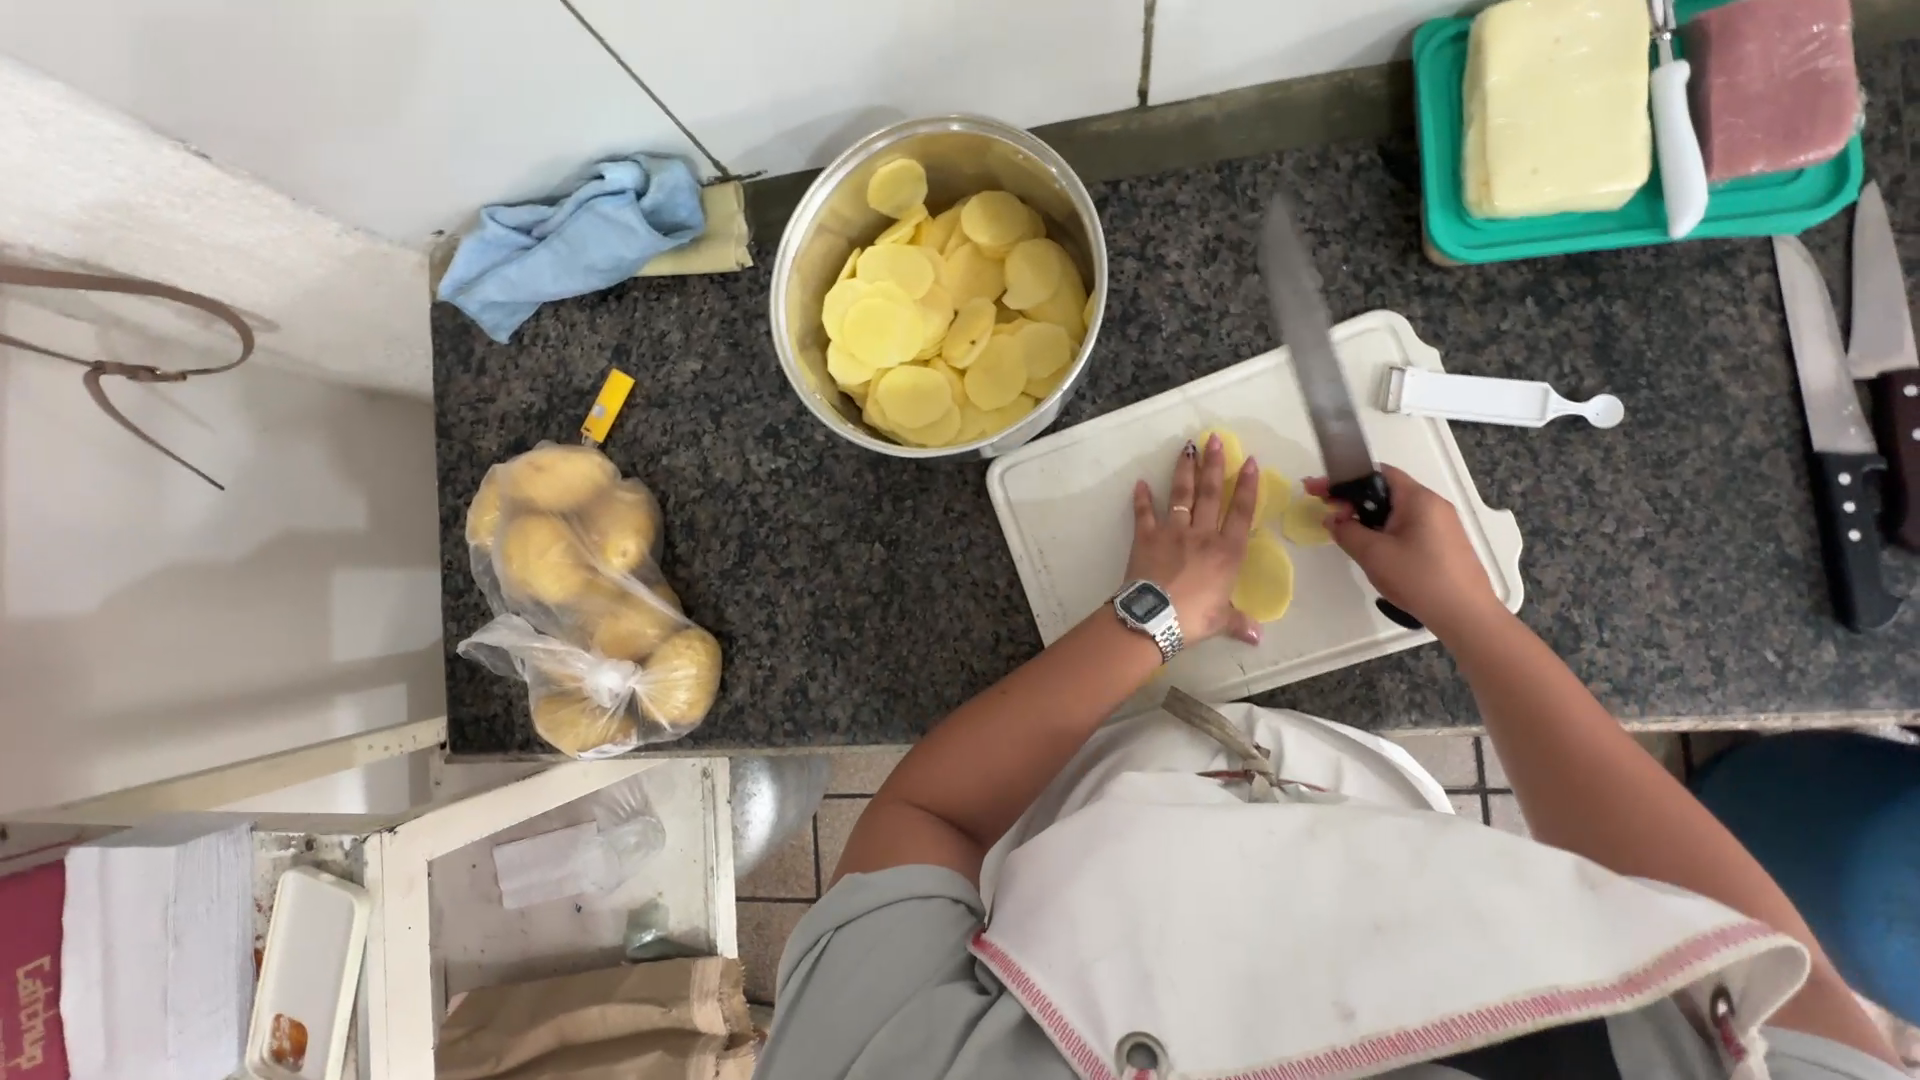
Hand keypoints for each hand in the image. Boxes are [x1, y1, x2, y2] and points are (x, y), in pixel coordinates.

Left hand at [1126, 435, 1261, 644]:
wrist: (1153, 618)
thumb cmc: (1192, 619)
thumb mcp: (1221, 621)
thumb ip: (1238, 622)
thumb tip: (1257, 636)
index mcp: (1227, 552)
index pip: (1242, 512)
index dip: (1247, 487)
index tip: (1250, 462)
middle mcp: (1202, 535)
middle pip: (1210, 494)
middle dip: (1214, 465)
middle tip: (1215, 439)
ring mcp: (1172, 533)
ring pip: (1181, 495)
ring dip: (1184, 471)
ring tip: (1188, 447)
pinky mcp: (1146, 538)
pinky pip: (1144, 514)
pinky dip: (1142, 499)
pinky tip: (1140, 483)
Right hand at [1304, 465, 1504, 637]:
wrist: (1465, 614)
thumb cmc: (1419, 578)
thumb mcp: (1373, 554)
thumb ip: (1347, 531)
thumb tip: (1333, 519)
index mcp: (1418, 499)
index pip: (1378, 473)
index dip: (1345, 479)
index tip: (1319, 491)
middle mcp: (1433, 505)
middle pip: (1386, 492)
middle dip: (1353, 500)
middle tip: (1327, 514)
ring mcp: (1441, 525)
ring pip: (1395, 512)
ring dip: (1367, 518)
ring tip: (1346, 534)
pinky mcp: (1442, 544)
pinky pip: (1406, 527)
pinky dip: (1383, 531)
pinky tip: (1372, 550)